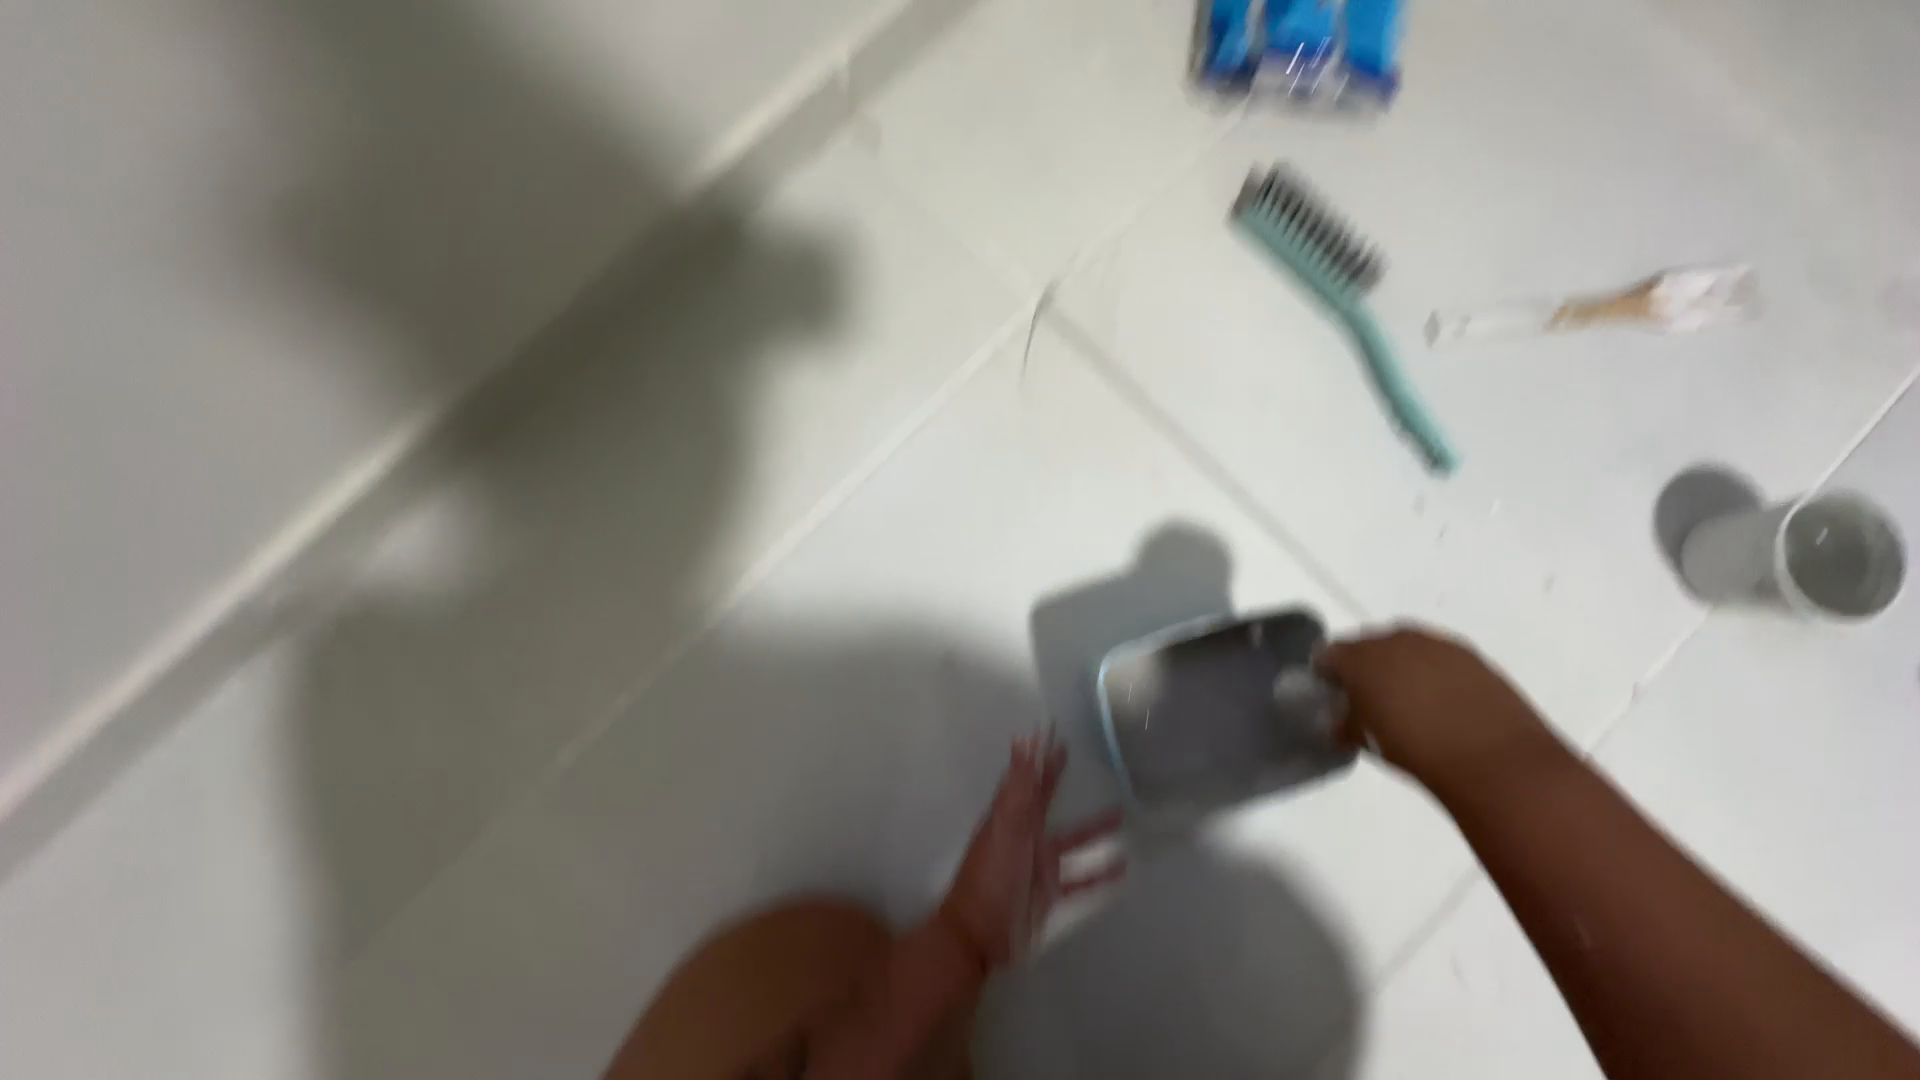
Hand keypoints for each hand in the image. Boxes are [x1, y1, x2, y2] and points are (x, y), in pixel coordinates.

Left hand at [938, 735, 1124, 968]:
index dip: (1039, 755)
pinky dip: (1100, 874)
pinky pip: (1080, 879)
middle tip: (1076, 755)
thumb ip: (1018, 787)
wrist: (978, 936)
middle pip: (1044, 800)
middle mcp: (1025, 836)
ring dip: (1092, 828)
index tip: (1053, 730)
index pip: (1028, 777)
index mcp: (1011, 817)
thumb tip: (1023, 740)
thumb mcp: (1006, 827)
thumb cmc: (992, 877)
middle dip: (1057, 778)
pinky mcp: (1050, 894)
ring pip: (1070, 840)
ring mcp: (1038, 865)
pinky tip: (1124, 869)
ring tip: (1122, 814)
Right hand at [1318, 625, 1559, 786]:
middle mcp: (1393, 639)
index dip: (1326, 673)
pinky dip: (1431, 670)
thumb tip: (1340, 720)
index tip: (1332, 693)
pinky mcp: (1470, 654)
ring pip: (1404, 647)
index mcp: (1359, 658)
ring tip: (1407, 698)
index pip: (1328, 654)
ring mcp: (1435, 643)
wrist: (1495, 760)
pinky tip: (1441, 699)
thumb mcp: (1366, 741)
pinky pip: (1437, 656)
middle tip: (1368, 696)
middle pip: (1366, 644)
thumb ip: (1345, 724)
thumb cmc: (1415, 750)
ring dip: (1399, 665)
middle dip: (1363, 665)